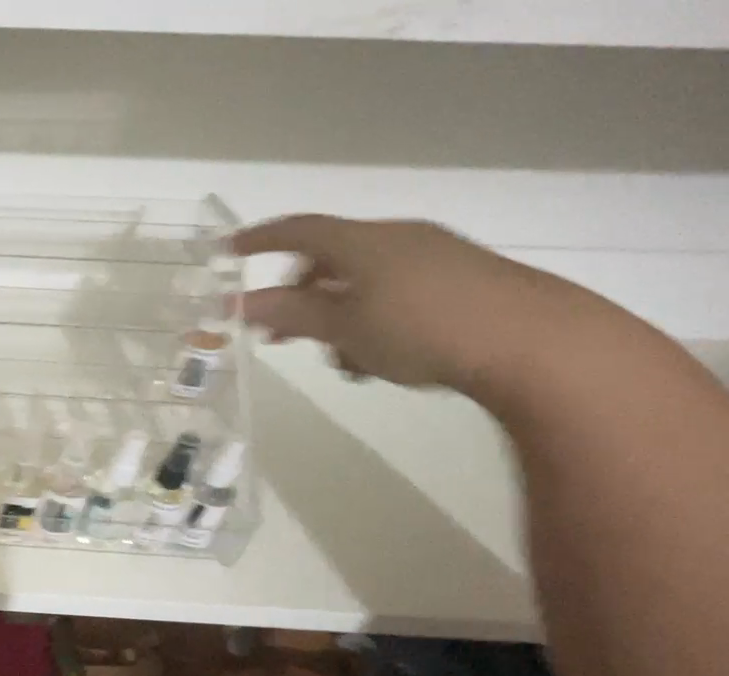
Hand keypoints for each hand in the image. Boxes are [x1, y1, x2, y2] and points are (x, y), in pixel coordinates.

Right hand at [231, 214, 634, 395]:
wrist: (534, 342)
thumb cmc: (421, 330)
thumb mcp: (343, 327)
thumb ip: (289, 313)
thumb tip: (239, 302)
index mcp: (364, 242)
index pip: (299, 230)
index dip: (261, 239)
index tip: (229, 251)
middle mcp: (397, 240)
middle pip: (330, 258)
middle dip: (298, 294)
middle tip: (278, 333)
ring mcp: (433, 258)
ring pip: (362, 281)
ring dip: (336, 316)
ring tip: (338, 357)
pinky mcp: (460, 281)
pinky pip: (394, 293)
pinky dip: (370, 319)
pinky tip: (378, 357)